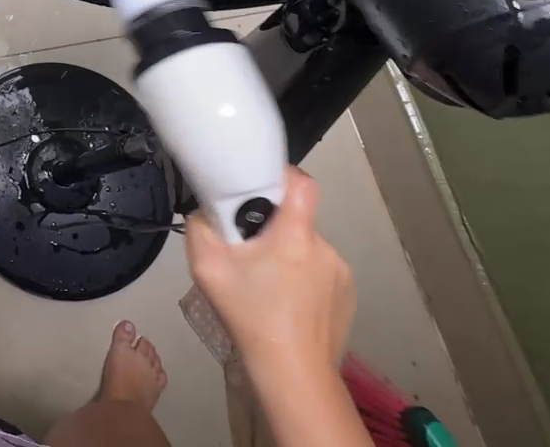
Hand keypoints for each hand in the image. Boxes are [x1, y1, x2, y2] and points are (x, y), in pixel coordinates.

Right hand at [186, 168, 354, 380]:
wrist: (292, 373)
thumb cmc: (250, 314)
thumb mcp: (205, 266)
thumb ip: (200, 226)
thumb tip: (208, 212)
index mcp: (294, 234)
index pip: (300, 182)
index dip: (280, 175)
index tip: (256, 186)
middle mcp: (324, 247)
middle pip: (296, 218)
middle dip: (272, 227)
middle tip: (248, 250)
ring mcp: (341, 273)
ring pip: (306, 246)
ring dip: (287, 254)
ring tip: (266, 282)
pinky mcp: (348, 295)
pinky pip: (320, 270)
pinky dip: (303, 276)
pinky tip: (287, 302)